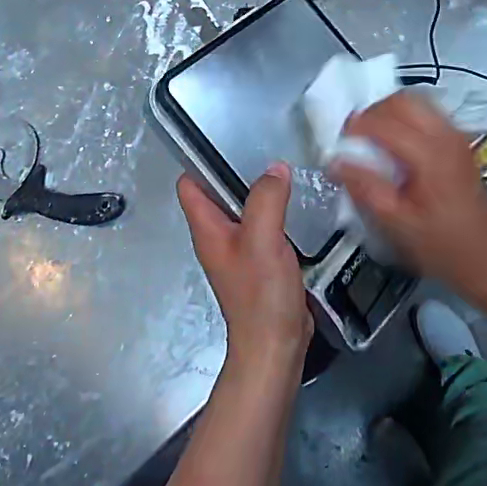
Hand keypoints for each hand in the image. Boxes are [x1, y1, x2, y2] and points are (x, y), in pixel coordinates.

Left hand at [177, 164, 312, 365]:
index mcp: (207, 229)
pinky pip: (263, 227)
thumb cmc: (261, 294)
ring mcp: (238, 250)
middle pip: (219, 193)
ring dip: (261, 193)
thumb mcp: (263, 239)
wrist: (275, 345)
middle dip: (238, 171)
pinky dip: (276, 214)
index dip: (201, 160)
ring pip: (244, 209)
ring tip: (285, 173)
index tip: (227, 140)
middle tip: (266, 151)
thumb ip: (267, 200)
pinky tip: (296, 206)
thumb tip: (275, 169)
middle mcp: (218, 236)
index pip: (190, 184)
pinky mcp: (259, 261)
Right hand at [330, 93, 486, 285]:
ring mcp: (455, 135)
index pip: (384, 122)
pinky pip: (426, 114)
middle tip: (354, 137)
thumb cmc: (441, 244)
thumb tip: (334, 162)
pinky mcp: (458, 142)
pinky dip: (404, 119)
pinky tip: (393, 145)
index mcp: (430, 154)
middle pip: (402, 100)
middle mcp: (446, 135)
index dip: (355, 128)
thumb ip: (364, 188)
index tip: (338, 146)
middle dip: (372, 113)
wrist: (486, 257)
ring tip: (372, 139)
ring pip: (416, 101)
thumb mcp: (396, 223)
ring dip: (388, 113)